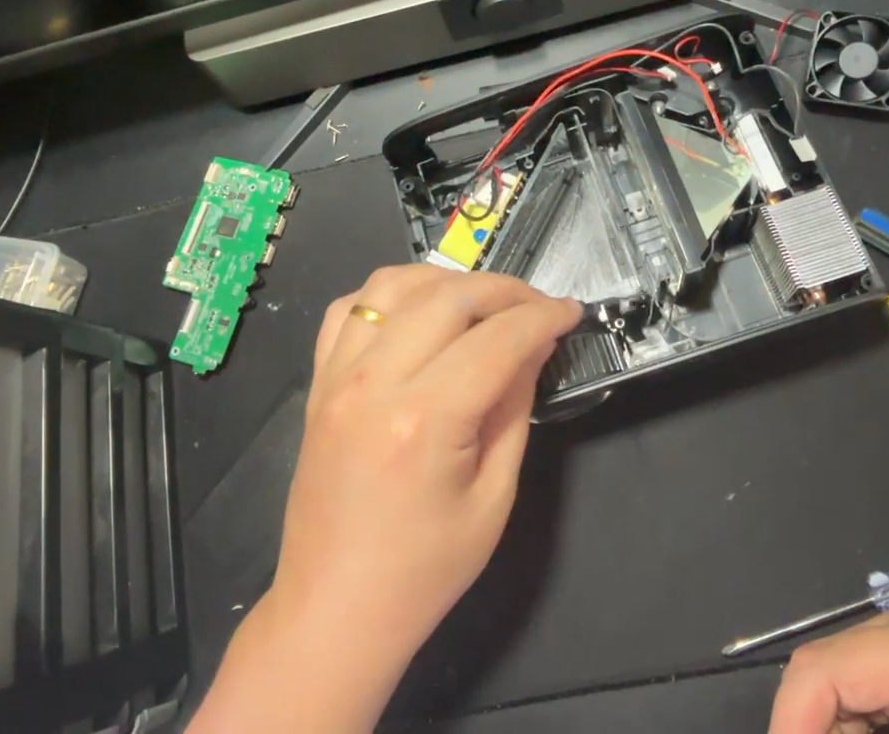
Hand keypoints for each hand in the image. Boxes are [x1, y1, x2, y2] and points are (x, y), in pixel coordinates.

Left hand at [190, 266, 580, 733]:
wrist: (336, 607)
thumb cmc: (425, 569)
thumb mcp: (493, 498)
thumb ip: (513, 409)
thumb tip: (533, 347)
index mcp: (425, 420)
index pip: (497, 340)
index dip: (542, 317)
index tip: (570, 311)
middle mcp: (375, 383)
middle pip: (447, 298)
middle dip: (504, 290)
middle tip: (537, 306)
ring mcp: (337, 378)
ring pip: (391, 286)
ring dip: (445, 281)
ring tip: (481, 302)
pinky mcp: (318, 384)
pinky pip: (348, 310)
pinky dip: (389, 297)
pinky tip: (418, 313)